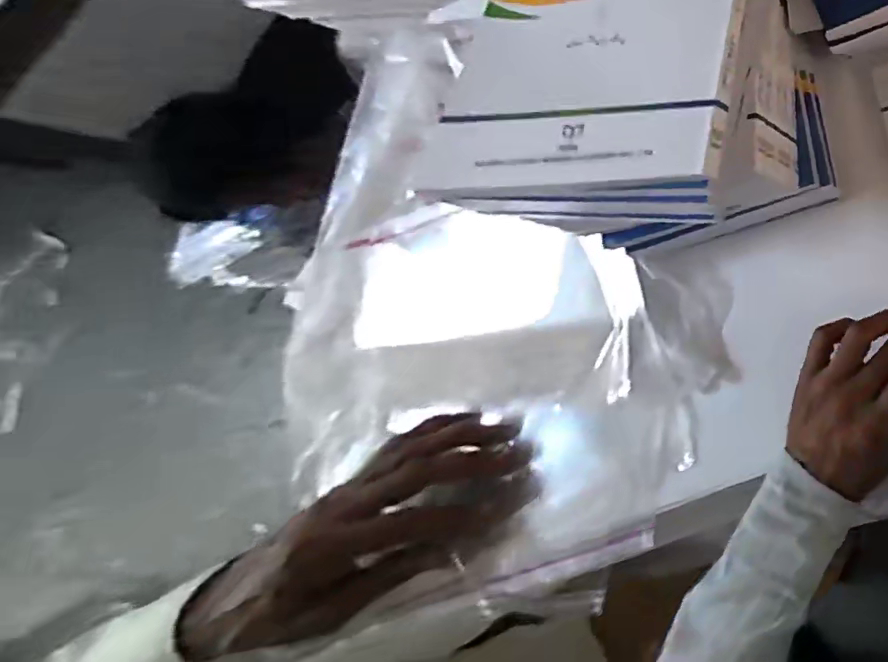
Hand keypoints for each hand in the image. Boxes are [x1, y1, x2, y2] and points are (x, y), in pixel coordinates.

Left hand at [177, 414, 532, 659]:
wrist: (221, 603)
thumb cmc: (278, 616)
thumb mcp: (327, 614)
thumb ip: (389, 576)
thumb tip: (453, 548)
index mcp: (333, 543)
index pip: (411, 522)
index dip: (462, 516)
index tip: (504, 510)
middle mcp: (345, 501)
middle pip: (420, 469)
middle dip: (477, 460)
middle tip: (520, 454)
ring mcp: (350, 481)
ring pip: (415, 446)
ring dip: (466, 432)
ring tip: (508, 426)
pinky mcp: (354, 473)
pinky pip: (401, 440)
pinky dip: (439, 424)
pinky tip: (471, 417)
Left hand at [787, 311, 887, 500]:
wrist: (809, 486)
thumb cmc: (861, 469)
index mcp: (878, 422)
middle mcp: (853, 397)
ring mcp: (826, 384)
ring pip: (859, 334)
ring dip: (886, 320)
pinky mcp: (806, 377)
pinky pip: (822, 338)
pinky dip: (841, 326)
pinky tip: (857, 329)